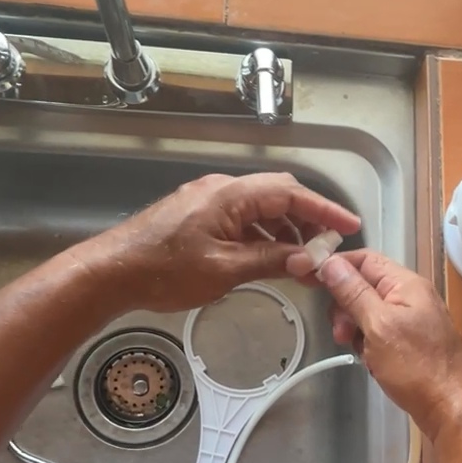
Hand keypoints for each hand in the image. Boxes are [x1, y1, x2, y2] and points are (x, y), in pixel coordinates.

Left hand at [88, 173, 359, 311]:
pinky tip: (274, 259)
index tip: (350, 226)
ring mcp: (209, 201)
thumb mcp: (226, 270)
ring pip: (262, 209)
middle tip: (329, 247)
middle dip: (309, 219)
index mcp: (231, 195)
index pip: (291, 194)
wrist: (111, 272)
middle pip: (279, 196)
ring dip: (287, 231)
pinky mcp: (200, 216)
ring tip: (305, 261)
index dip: (325, 210)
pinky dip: (265, 236)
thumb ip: (271, 260)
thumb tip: (309, 260)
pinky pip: (244, 220)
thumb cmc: (165, 271)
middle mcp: (223, 190)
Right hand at [306, 249, 461, 436]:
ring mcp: (412, 319)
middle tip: (341, 333)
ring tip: (360, 352)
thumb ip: (354, 293)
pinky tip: (372, 362)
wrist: (451, 408)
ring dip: (356, 329)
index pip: (364, 259)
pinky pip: (380, 332)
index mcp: (406, 283)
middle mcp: (411, 296)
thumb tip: (330, 262)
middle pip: (364, 285)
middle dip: (345, 306)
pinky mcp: (411, 342)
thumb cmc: (417, 366)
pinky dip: (369, 344)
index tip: (309, 281)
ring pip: (369, 312)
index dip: (336, 266)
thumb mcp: (378, 326)